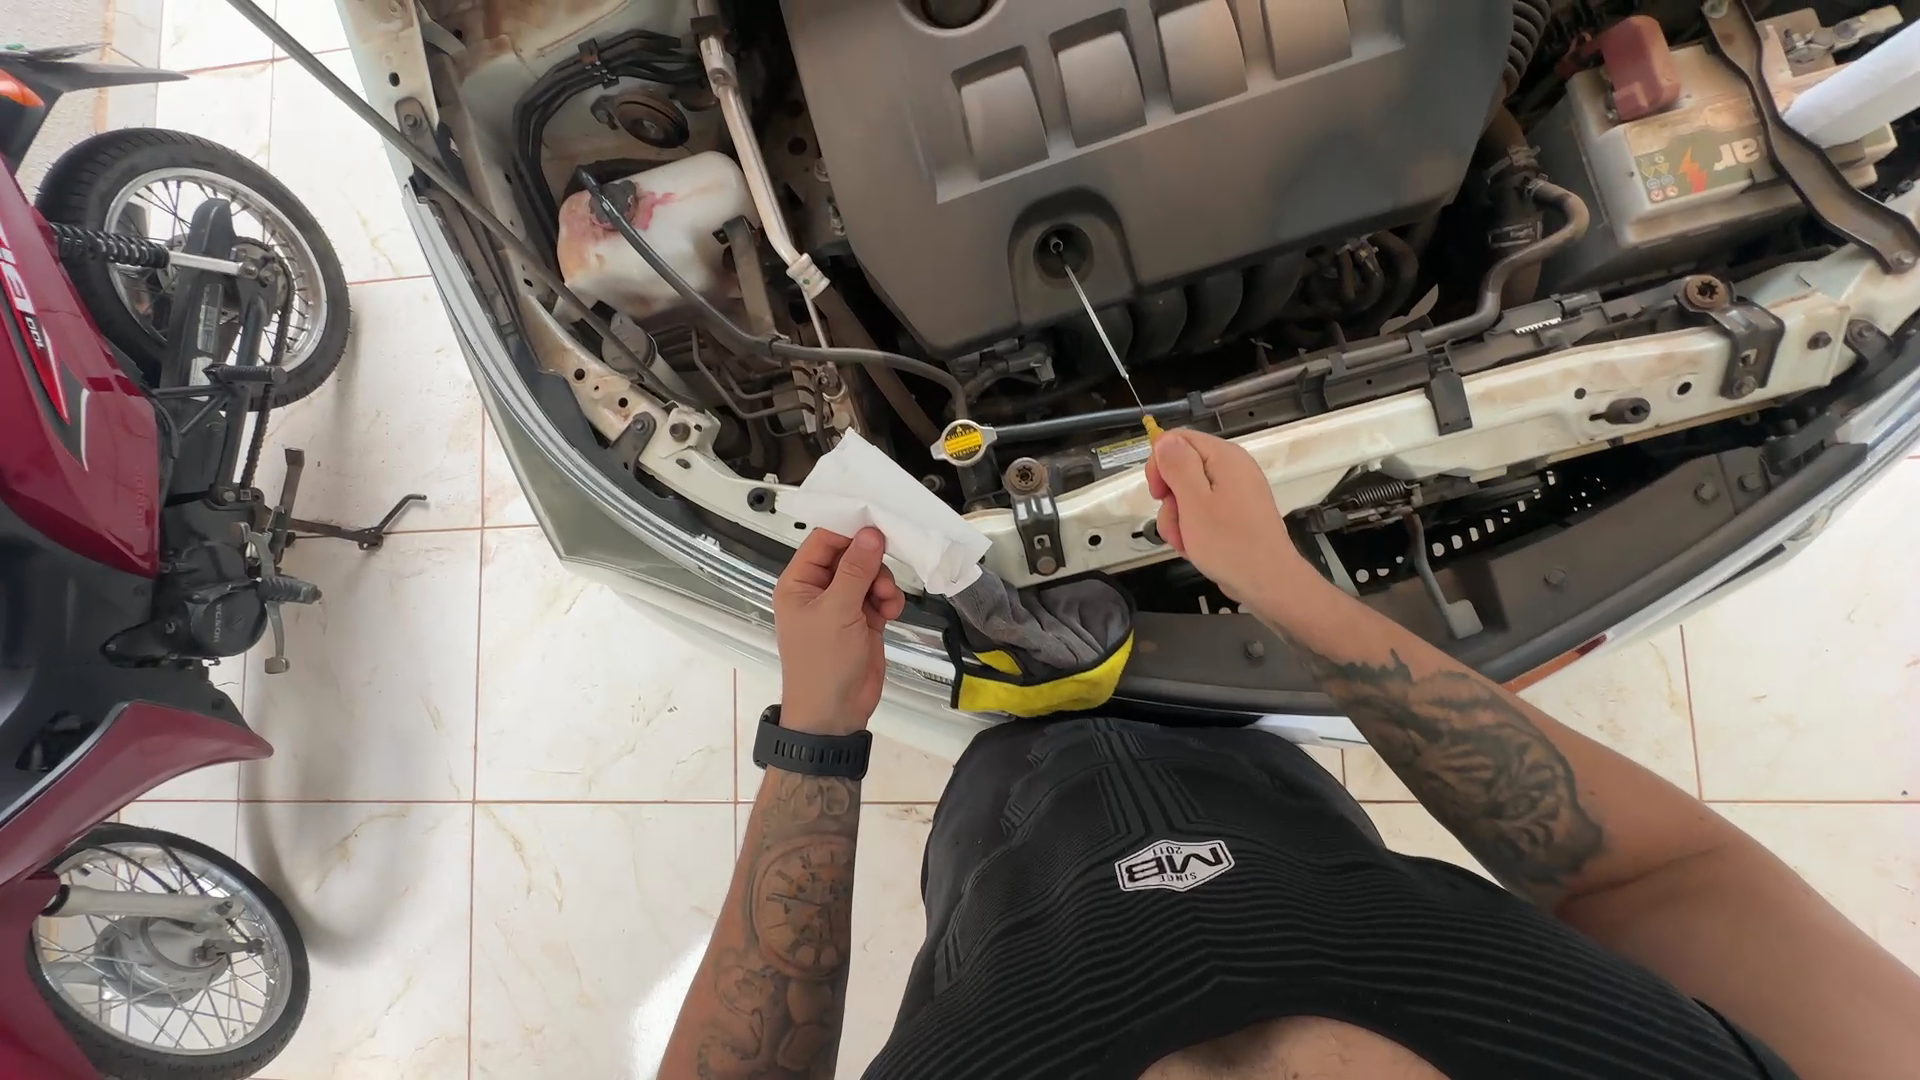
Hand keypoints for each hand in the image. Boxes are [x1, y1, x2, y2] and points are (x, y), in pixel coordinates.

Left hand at [773, 527, 905, 735]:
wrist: (835, 713)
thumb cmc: (822, 665)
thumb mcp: (837, 611)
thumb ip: (856, 569)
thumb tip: (871, 533)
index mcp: (799, 583)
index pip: (824, 541)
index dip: (850, 533)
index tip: (878, 529)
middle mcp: (818, 590)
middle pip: (850, 555)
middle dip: (871, 563)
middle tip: (882, 577)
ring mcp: (841, 605)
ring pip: (869, 574)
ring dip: (883, 583)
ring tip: (887, 603)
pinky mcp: (863, 620)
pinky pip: (880, 595)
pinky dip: (889, 600)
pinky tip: (891, 614)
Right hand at [1146, 429, 1310, 604]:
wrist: (1267, 582)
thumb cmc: (1229, 543)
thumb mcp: (1193, 502)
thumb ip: (1177, 466)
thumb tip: (1164, 440)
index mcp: (1224, 457)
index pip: (1177, 440)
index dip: (1160, 464)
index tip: (1159, 494)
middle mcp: (1232, 468)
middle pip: (1181, 468)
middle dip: (1169, 498)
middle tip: (1174, 522)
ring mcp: (1235, 491)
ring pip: (1187, 494)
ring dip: (1178, 518)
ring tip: (1186, 541)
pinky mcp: (1235, 512)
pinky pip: (1202, 510)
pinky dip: (1192, 527)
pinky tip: (1195, 545)